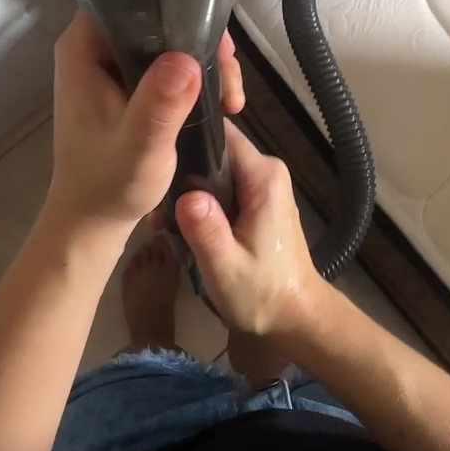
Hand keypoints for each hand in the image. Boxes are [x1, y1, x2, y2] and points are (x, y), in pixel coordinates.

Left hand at [47, 12, 246, 233]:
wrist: (93, 223)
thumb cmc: (108, 185)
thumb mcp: (139, 146)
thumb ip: (159, 105)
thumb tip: (187, 60)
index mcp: (83, 50)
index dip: (171, 4)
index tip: (211, 32)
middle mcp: (95, 49)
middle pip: (155, 16)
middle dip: (199, 37)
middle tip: (229, 67)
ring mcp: (111, 67)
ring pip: (168, 40)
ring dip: (204, 60)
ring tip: (230, 94)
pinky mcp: (128, 85)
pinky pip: (168, 63)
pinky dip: (196, 77)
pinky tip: (220, 101)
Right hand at [174, 121, 330, 337]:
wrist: (295, 315)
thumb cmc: (263, 293)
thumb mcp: (226, 267)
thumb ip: (206, 230)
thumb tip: (185, 195)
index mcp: (263, 177)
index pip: (221, 135)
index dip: (189, 141)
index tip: (158, 161)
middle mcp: (267, 170)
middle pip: (216, 152)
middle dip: (183, 173)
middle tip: (154, 204)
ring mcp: (264, 183)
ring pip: (216, 170)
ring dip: (189, 192)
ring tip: (163, 221)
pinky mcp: (258, 198)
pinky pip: (224, 186)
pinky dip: (202, 203)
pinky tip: (181, 227)